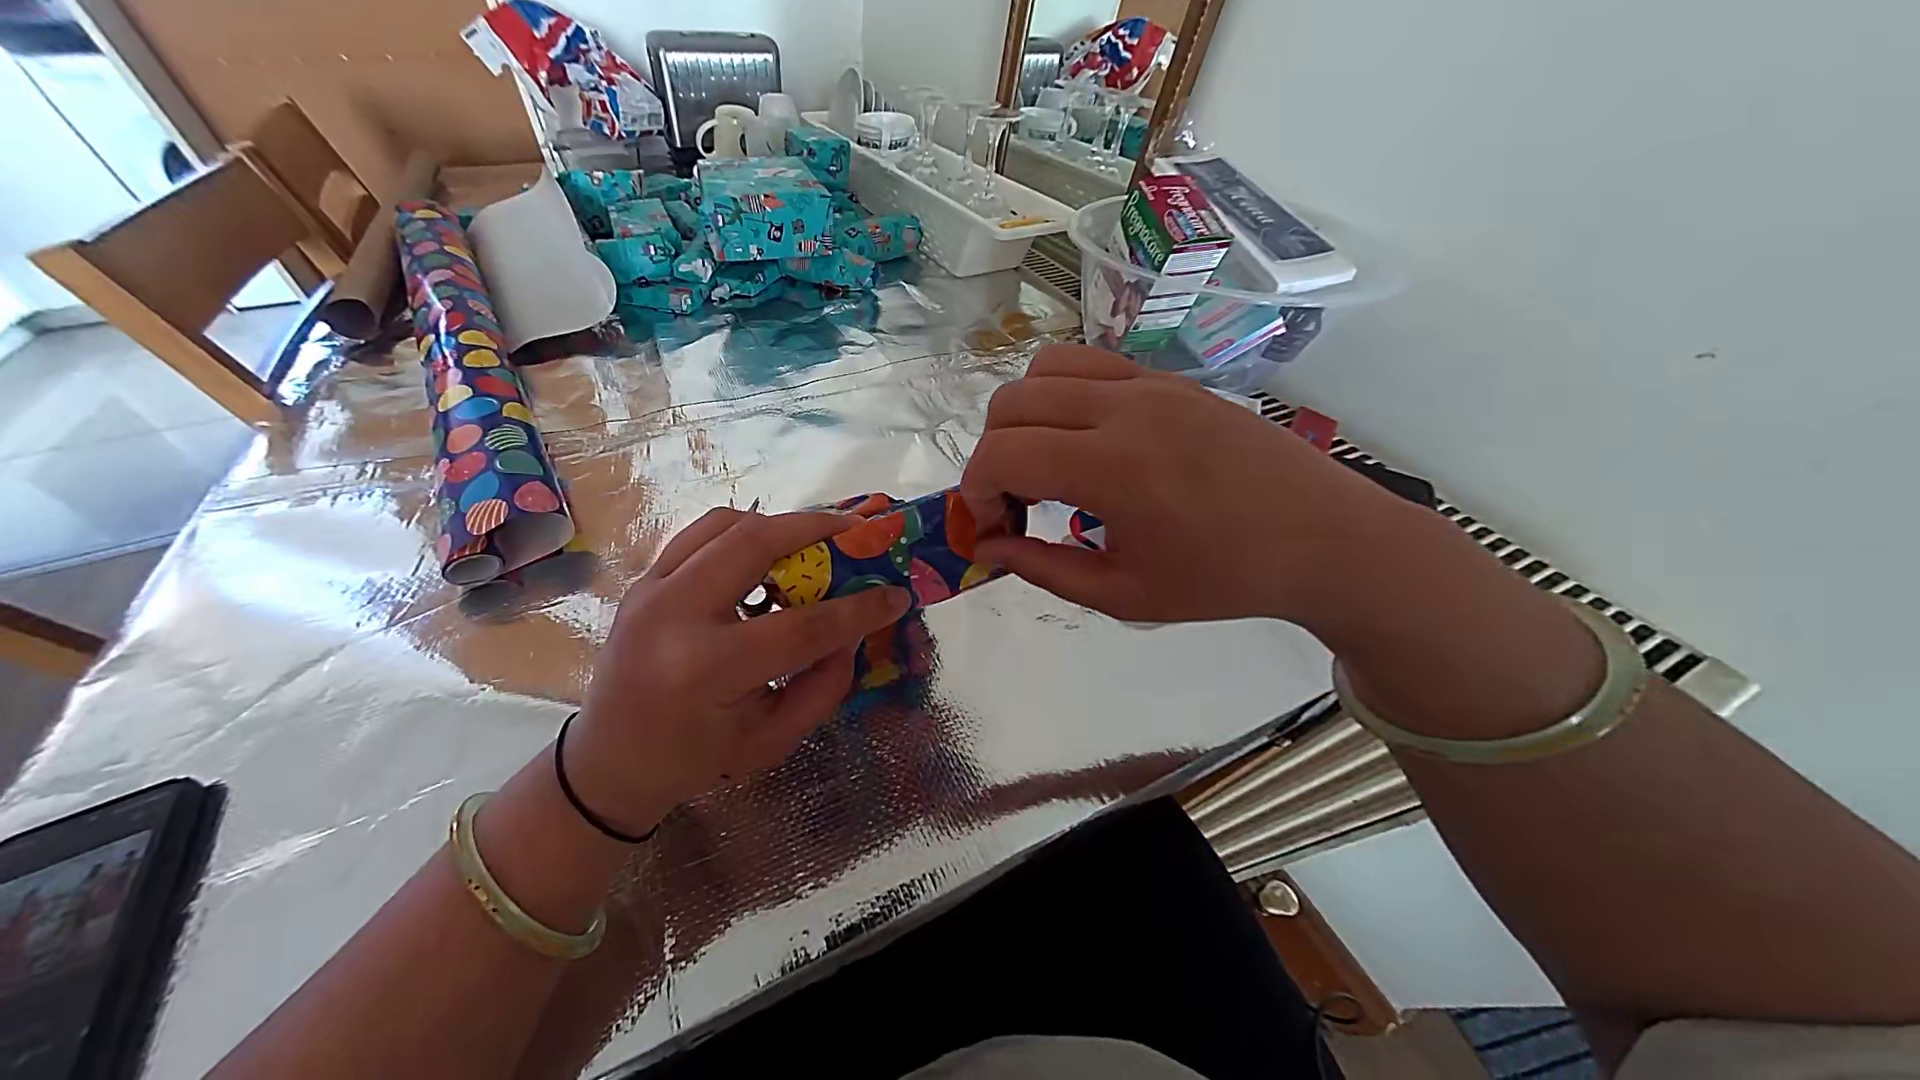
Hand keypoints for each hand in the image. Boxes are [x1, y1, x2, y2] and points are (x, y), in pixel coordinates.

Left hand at [564, 509, 910, 833]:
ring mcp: (650, 590)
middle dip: (816, 531)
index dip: (858, 609)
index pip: (801, 627)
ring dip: (780, 524)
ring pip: (725, 524)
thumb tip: (855, 630)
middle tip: (859, 533)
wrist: (609, 759)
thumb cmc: (696, 760)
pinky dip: (743, 531)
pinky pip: (701, 534)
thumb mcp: (773, 739)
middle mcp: (673, 616)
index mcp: (706, 669)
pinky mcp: (644, 580)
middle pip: (755, 544)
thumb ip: (824, 685)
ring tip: (817, 538)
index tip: (896, 595)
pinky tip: (769, 551)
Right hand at [960, 345, 1412, 625]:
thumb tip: (985, 547)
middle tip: (1018, 503)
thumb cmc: (1225, 578)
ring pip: (1044, 368)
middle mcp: (1126, 407)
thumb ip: (1043, 569)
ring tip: (1047, 466)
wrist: (1322, 537)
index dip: (975, 490)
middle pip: (1011, 402)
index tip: (993, 527)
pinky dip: (1062, 395)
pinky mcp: (1170, 377)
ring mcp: (1151, 382)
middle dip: (992, 454)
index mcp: (1115, 467)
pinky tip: (1085, 442)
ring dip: (1023, 417)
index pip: (1001, 452)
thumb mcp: (1125, 595)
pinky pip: (1089, 363)